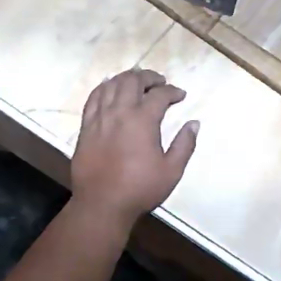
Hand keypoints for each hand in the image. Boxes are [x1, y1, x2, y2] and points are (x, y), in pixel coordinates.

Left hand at [70, 69, 199, 230]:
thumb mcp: (172, 170)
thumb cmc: (141, 188)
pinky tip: (109, 88)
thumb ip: (185, 145)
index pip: (159, 95)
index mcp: (143, 121)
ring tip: (136, 82)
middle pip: (132, 81)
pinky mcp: (86, 127)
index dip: (172, 92)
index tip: (181, 95)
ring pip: (111, 85)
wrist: (103, 203)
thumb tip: (194, 123)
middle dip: (148, 77)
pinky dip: (104, 88)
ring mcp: (99, 118)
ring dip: (126, 78)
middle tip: (159, 82)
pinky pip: (93, 98)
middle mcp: (119, 112)